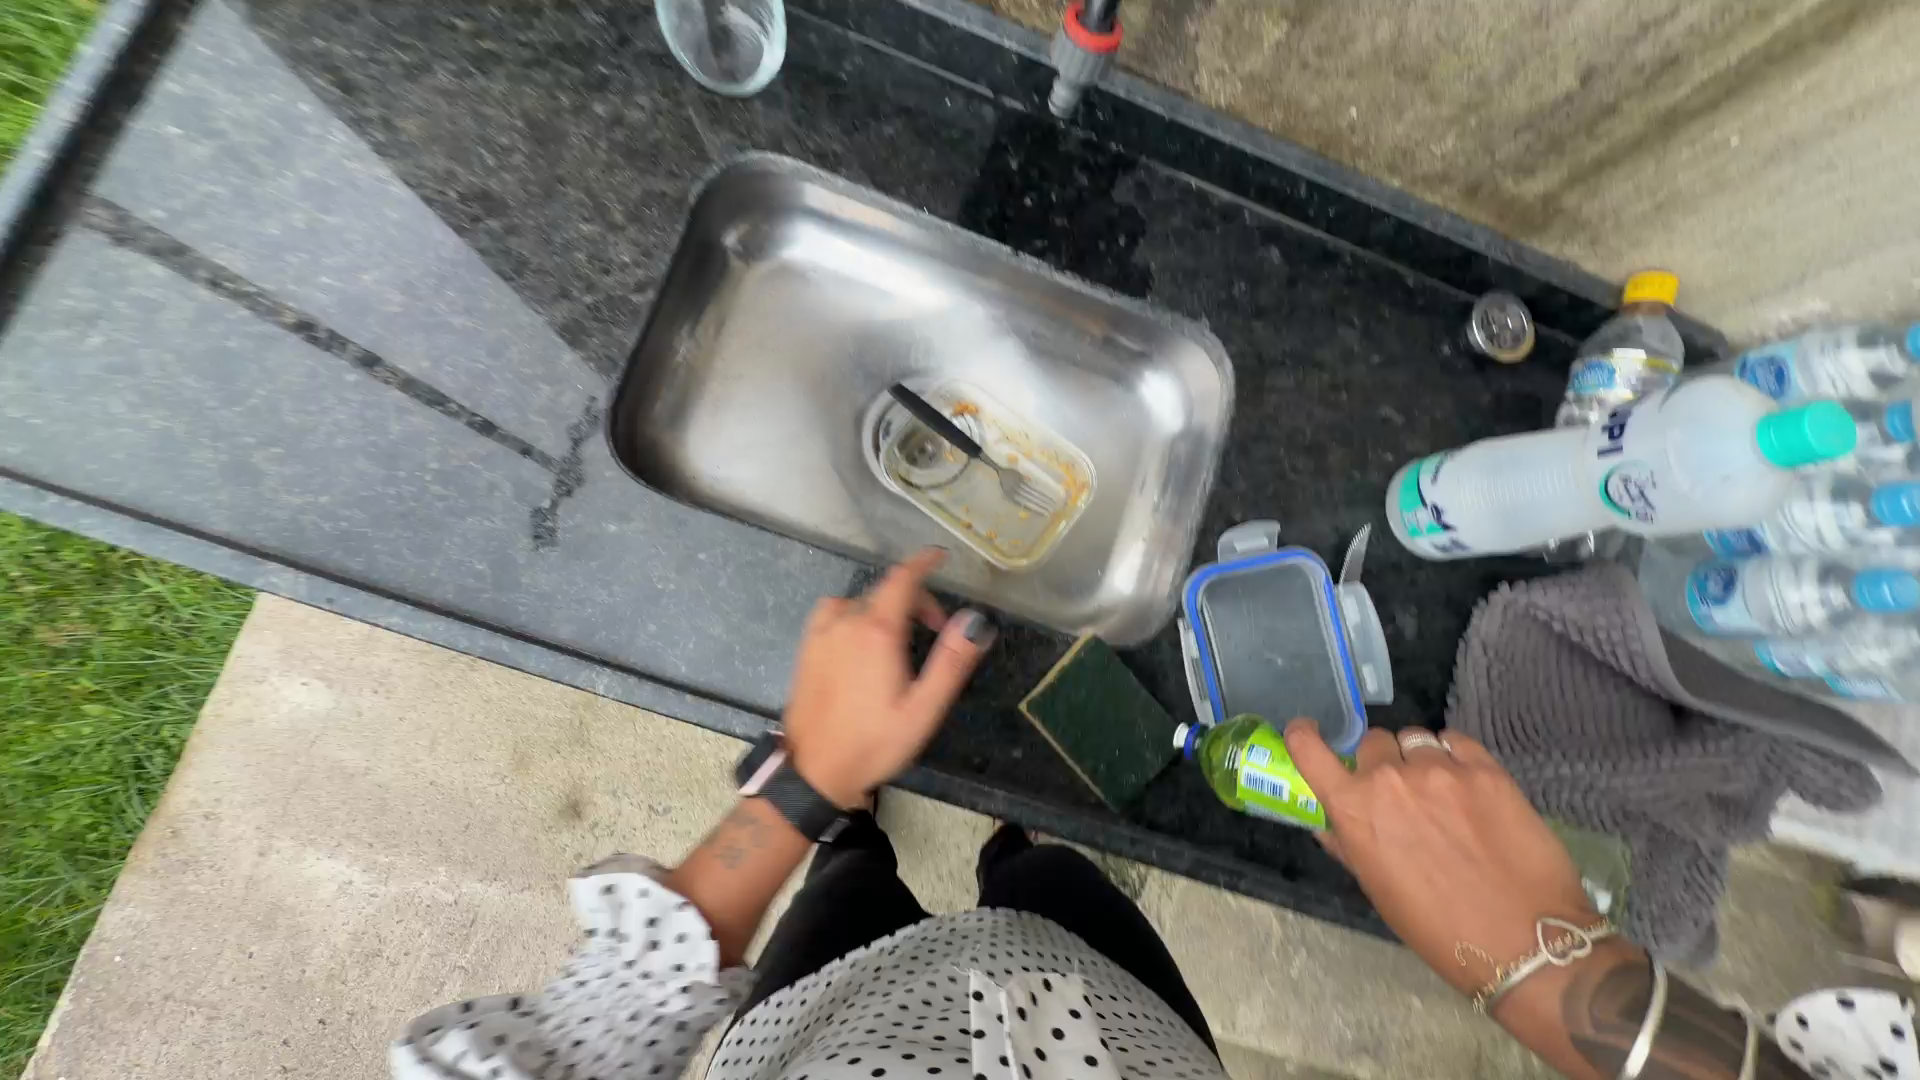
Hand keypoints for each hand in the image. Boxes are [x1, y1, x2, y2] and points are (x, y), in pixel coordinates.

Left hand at [782, 548, 995, 808]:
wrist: (815, 772)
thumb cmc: (874, 743)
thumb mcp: (923, 709)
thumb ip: (950, 662)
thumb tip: (973, 620)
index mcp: (877, 632)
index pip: (902, 579)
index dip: (922, 562)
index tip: (940, 556)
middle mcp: (846, 623)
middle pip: (884, 591)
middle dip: (914, 599)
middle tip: (934, 629)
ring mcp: (821, 634)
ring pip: (859, 601)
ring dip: (884, 606)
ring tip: (900, 635)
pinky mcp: (807, 649)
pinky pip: (834, 612)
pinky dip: (854, 613)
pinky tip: (860, 638)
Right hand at [1283, 722, 1602, 1003]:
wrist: (1528, 946)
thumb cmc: (1437, 928)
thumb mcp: (1376, 889)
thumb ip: (1347, 846)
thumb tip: (1329, 825)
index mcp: (1353, 807)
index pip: (1306, 747)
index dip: (1302, 734)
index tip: (1309, 733)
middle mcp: (1389, 779)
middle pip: (1372, 742)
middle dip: (1379, 761)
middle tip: (1398, 790)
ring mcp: (1440, 771)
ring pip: (1415, 740)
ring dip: (1417, 758)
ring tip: (1439, 788)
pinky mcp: (1487, 772)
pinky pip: (1457, 742)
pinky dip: (1454, 755)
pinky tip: (1466, 783)